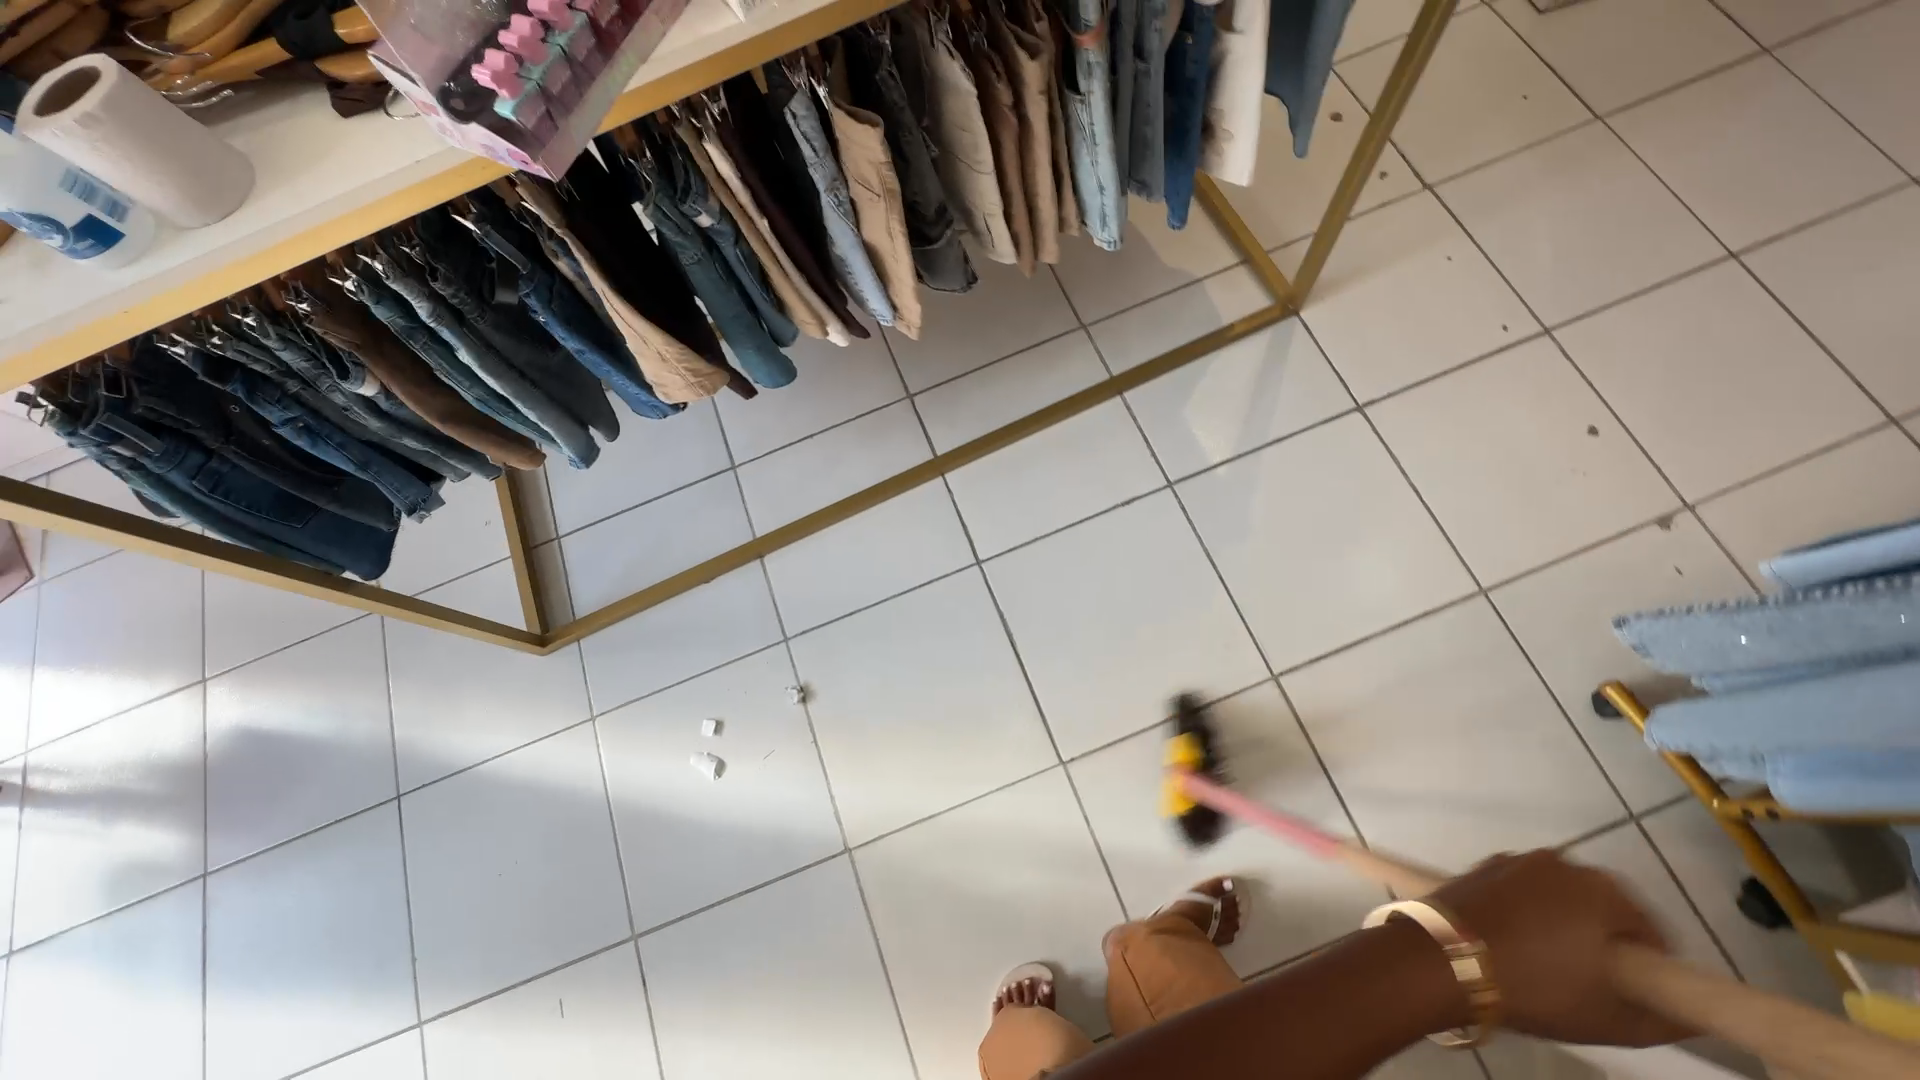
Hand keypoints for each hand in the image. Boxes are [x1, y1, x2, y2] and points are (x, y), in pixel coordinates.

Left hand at [1428, 849, 1695, 1046]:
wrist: (1442, 957)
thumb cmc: (1536, 986)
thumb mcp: (1614, 1021)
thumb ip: (1664, 1020)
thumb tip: (1686, 1019)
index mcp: (1602, 890)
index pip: (1648, 930)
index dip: (1647, 966)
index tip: (1632, 993)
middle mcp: (1560, 863)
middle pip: (1599, 907)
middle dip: (1601, 940)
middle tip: (1589, 981)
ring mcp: (1513, 861)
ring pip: (1555, 897)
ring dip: (1559, 924)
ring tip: (1547, 964)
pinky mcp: (1478, 867)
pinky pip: (1517, 893)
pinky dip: (1523, 913)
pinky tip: (1513, 943)